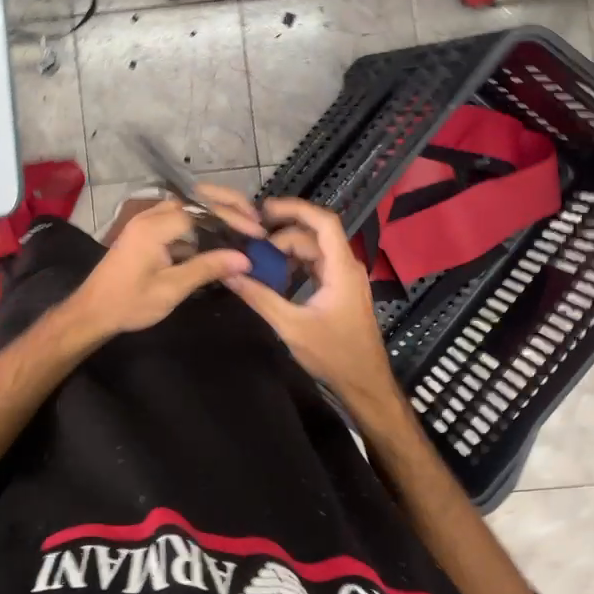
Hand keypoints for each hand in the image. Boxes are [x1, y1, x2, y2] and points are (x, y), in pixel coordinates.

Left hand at [63, 196, 251, 338]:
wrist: (92, 310)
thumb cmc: (129, 302)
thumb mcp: (171, 289)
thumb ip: (207, 269)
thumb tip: (244, 259)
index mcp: (155, 226)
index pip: (202, 212)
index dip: (232, 220)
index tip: (256, 233)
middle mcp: (151, 215)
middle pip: (196, 199)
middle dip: (227, 204)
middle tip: (255, 218)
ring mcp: (147, 221)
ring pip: (188, 206)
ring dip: (216, 211)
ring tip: (243, 224)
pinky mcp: (146, 231)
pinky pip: (178, 218)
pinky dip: (201, 222)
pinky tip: (219, 236)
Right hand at [224, 198, 394, 404]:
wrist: (365, 385)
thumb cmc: (334, 355)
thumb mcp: (291, 326)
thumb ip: (259, 296)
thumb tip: (228, 273)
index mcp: (341, 269)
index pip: (324, 222)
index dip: (295, 208)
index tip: (264, 209)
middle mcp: (346, 267)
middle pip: (313, 235)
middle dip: (281, 235)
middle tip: (251, 245)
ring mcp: (344, 278)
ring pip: (313, 250)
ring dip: (287, 250)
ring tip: (257, 260)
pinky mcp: (339, 290)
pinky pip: (316, 265)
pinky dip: (295, 264)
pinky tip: (274, 275)